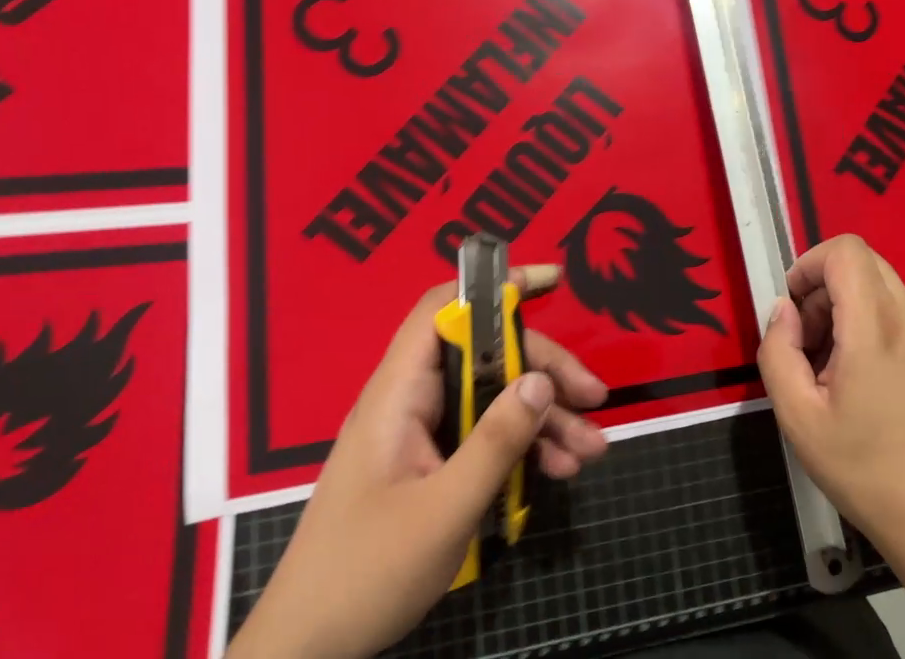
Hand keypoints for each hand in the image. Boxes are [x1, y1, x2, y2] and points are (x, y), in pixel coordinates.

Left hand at [228, 266, 610, 658]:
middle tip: (596, 399)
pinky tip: (559, 472)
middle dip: (544, 372)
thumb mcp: (445, 510)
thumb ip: (496, 442)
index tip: (553, 282)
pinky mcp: (428, 469)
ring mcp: (419, 438)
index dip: (496, 288)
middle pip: (485, 359)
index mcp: (398, 395)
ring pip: (491, 403)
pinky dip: (522, 450)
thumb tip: (541, 379)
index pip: (444, 311)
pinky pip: (483, 441)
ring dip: (543, 420)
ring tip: (591, 451)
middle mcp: (410, 404)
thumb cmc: (366, 574)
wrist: (308, 648)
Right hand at [755, 236, 904, 566]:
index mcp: (878, 327)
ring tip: (830, 369)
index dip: (808, 265)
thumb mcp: (798, 418)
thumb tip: (784, 311)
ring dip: (847, 309)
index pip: (846, 250)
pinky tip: (862, 382)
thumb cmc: (864, 470)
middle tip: (807, 343)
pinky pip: (901, 315)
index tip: (793, 309)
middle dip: (824, 288)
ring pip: (882, 288)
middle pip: (864, 263)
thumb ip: (778, 352)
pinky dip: (871, 326)